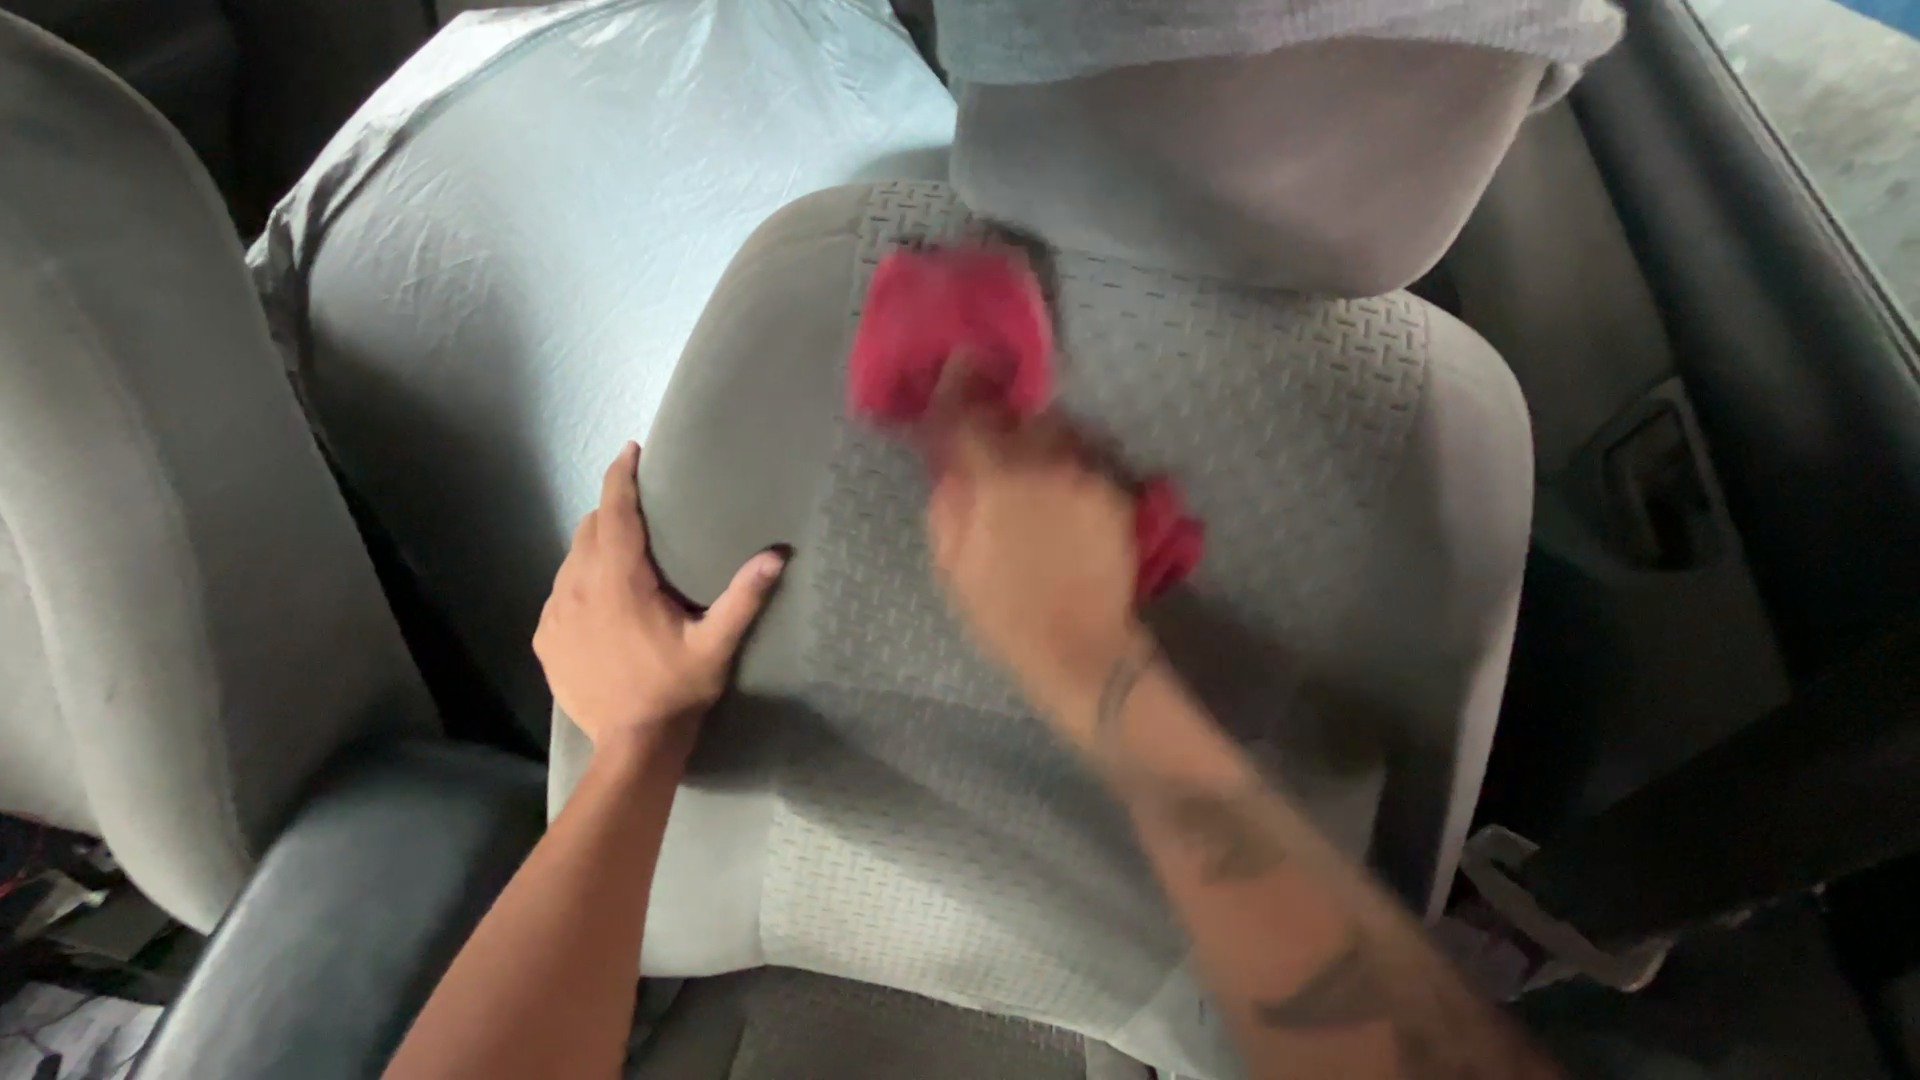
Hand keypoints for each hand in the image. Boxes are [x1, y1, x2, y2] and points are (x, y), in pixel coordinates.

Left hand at [535, 443, 786, 749]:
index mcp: (618, 581)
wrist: (631, 745)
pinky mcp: (545, 638)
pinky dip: (580, 582)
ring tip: (625, 556)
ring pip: (571, 560)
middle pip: (590, 530)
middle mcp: (577, 588)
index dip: (620, 477)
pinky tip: (602, 601)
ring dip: (596, 548)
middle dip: (612, 511)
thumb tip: (777, 555)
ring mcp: (554, 615)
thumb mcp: (717, 644)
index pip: (614, 512)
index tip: (630, 450)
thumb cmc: (676, 688)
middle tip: (641, 511)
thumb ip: (745, 597)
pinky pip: (560, 592)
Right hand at [925, 406, 1149, 729]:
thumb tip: (952, 467)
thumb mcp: (951, 564)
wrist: (1077, 645)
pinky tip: (1069, 509)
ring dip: (1047, 449)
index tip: (959, 371)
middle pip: (1026, 418)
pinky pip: (1088, 467)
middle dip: (1013, 427)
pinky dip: (1074, 476)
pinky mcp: (1115, 496)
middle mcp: (1044, 465)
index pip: (972, 415)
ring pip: (1063, 439)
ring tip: (1042, 483)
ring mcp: (1086, 478)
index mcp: (996, 480)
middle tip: (1006, 450)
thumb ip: (949, 503)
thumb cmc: (1003, 612)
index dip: (961, 390)